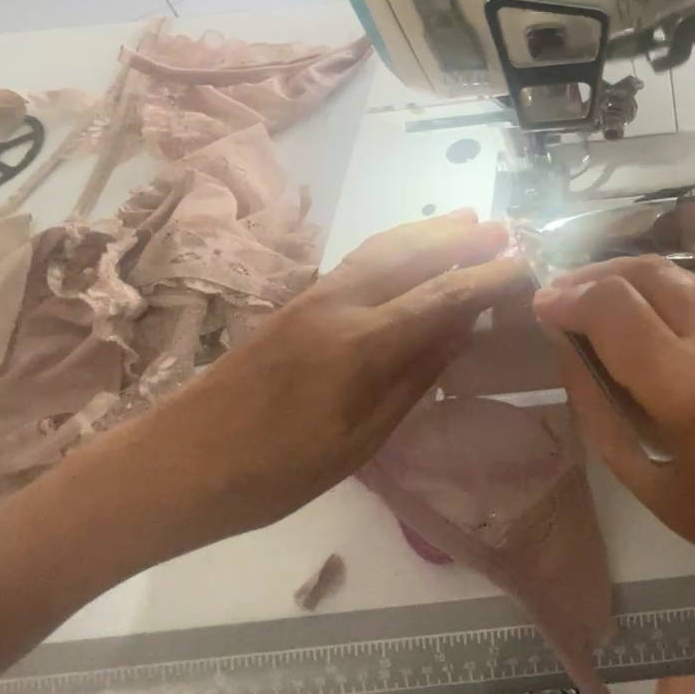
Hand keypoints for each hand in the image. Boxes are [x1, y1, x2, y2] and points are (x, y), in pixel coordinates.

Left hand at [67, 211, 528, 559]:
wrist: (167, 469)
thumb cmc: (269, 474)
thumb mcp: (356, 443)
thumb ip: (413, 379)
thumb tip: (462, 330)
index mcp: (360, 346)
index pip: (442, 297)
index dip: (489, 279)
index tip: (527, 266)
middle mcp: (339, 306)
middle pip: (413, 256)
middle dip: (464, 240)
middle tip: (506, 229)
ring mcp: (313, 300)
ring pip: (383, 249)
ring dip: (429, 231)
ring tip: (466, 219)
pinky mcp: (296, 305)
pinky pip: (359, 260)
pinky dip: (395, 244)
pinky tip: (409, 247)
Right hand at [532, 255, 694, 578]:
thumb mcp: (631, 469)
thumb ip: (591, 399)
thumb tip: (564, 339)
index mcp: (688, 385)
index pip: (615, 309)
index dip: (569, 300)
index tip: (540, 308)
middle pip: (643, 273)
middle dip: (591, 276)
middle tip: (556, 295)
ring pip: (669, 271)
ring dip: (620, 274)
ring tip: (584, 295)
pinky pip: (691, 286)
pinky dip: (650, 285)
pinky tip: (627, 307)